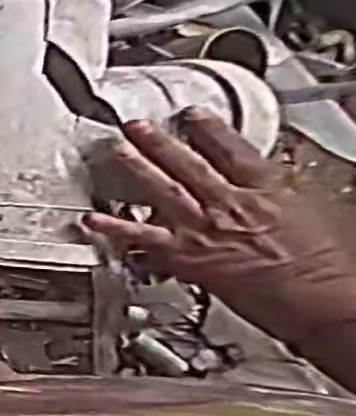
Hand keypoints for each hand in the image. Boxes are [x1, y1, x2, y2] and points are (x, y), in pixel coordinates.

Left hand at [83, 109, 355, 353]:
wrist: (326, 301)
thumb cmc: (324, 264)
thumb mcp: (309, 214)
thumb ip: (269, 195)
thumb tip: (249, 181)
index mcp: (269, 194)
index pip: (237, 153)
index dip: (212, 131)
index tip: (192, 114)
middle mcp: (232, 207)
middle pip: (191, 166)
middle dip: (160, 142)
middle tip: (136, 125)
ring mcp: (203, 229)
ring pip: (163, 190)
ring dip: (136, 168)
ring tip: (115, 150)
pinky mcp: (185, 254)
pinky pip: (140, 237)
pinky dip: (113, 227)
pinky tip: (90, 219)